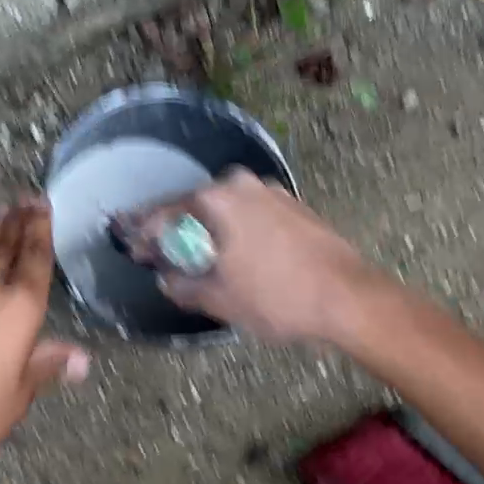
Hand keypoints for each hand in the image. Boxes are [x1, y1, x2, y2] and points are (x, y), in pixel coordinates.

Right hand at [126, 168, 391, 343]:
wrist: (351, 299)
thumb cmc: (278, 296)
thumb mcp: (220, 299)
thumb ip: (184, 287)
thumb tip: (167, 280)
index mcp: (216, 198)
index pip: (165, 212)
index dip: (144, 234)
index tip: (133, 249)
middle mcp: (241, 184)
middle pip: (195, 206)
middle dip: (177, 229)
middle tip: (162, 253)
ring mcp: (271, 191)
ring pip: (226, 210)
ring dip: (209, 230)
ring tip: (199, 257)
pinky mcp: (294, 206)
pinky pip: (251, 215)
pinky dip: (237, 231)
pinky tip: (237, 255)